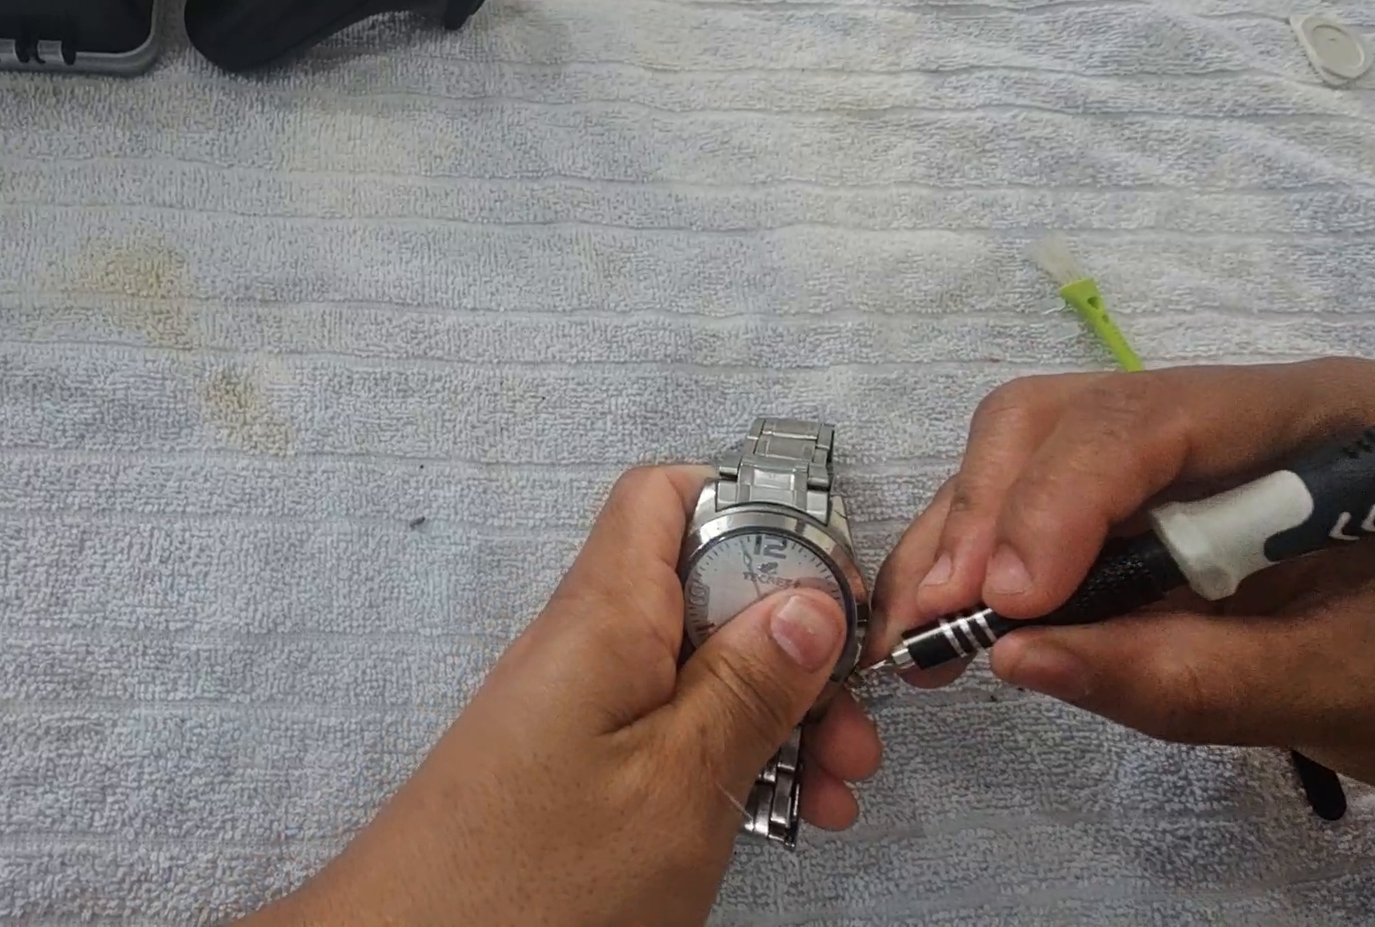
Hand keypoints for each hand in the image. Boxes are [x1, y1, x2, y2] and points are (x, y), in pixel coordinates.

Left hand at [244, 467, 881, 926]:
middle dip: (786, 635)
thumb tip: (807, 607)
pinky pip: (670, 709)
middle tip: (843, 710)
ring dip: (770, 702)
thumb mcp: (677, 783)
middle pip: (700, 581)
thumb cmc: (531, 879)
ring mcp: (585, 687)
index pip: (663, 495)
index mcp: (605, 612)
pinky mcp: (583, 738)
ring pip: (696, 654)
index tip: (818, 571)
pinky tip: (772, 796)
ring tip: (823, 776)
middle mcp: (589, 634)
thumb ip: (745, 685)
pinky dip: (727, 741)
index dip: (746, 507)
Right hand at [865, 358, 1374, 799]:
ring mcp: (1138, 452)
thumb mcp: (1350, 692)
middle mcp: (1198, 412)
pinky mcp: (1097, 495)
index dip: (1054, 505)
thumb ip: (1190, 677)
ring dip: (947, 547)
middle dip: (977, 518)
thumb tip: (1015, 659)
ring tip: (915, 632)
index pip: (1136, 425)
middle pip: (1041, 424)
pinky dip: (958, 563)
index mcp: (1300, 416)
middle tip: (939, 612)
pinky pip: (1002, 506)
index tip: (1005, 602)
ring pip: (1002, 461)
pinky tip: (940, 617)